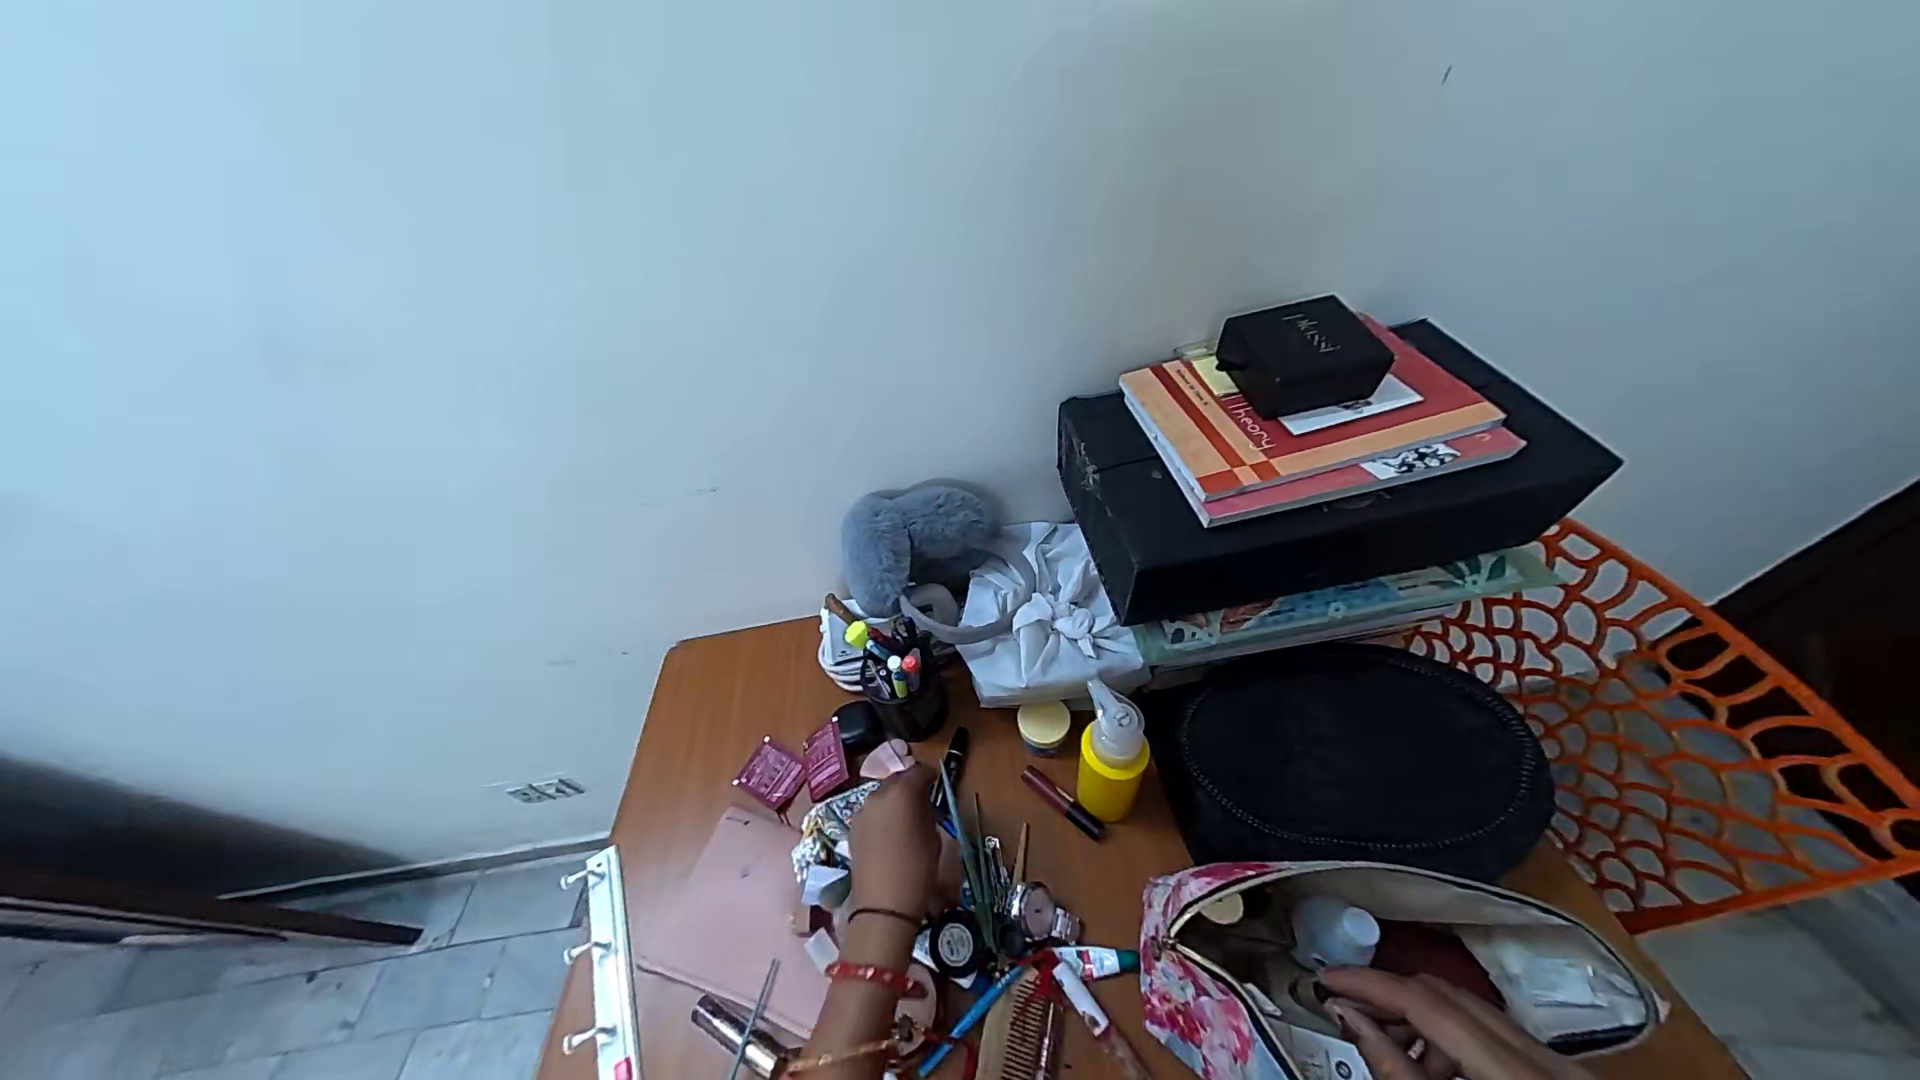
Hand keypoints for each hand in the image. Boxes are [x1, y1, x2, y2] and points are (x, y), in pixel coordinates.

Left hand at [849, 763, 938, 915]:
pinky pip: (871, 813)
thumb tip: (922, 805)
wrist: (883, 906)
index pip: (919, 771)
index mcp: (902, 792)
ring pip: (882, 796)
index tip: (936, 781)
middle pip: (897, 780)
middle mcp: (878, 794)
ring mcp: (862, 811)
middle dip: (910, 785)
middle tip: (922, 798)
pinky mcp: (852, 829)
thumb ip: (927, 812)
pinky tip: (888, 833)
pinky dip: (881, 815)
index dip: (929, 774)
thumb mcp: (933, 837)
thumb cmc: (917, 869)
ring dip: (893, 800)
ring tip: (904, 817)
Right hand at [1318, 968, 1596, 1079]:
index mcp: (1521, 1076)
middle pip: (1446, 996)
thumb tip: (1348, 1016)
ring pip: (1469, 1011)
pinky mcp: (1569, 1078)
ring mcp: (1567, 1069)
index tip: (1327, 979)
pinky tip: (1434, 1069)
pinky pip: (1496, 1036)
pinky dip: (1453, 1041)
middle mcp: (1551, 1062)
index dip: (1366, 983)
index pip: (1426, 1001)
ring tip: (1393, 1053)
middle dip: (1389, 997)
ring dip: (1420, 1022)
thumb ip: (1395, 1071)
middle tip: (1347, 1008)